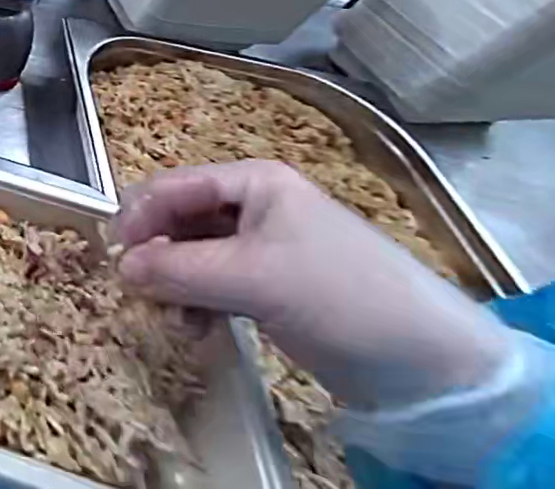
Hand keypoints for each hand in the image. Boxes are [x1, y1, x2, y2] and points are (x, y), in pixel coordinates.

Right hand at [112, 161, 513, 408]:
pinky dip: (198, 301)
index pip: (174, 186)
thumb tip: (119, 267)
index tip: (112, 251)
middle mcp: (254, 205)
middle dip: (156, 252)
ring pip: (194, 252)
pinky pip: (215, 281)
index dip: (139, 215)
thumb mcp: (255, 280)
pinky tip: (195, 326)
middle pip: (181, 218)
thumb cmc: (345, 299)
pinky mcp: (274, 284)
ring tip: (170, 316)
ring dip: (174, 282)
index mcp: (253, 182)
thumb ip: (179, 269)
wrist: (442, 372)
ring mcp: (265, 246)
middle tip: (135, 286)